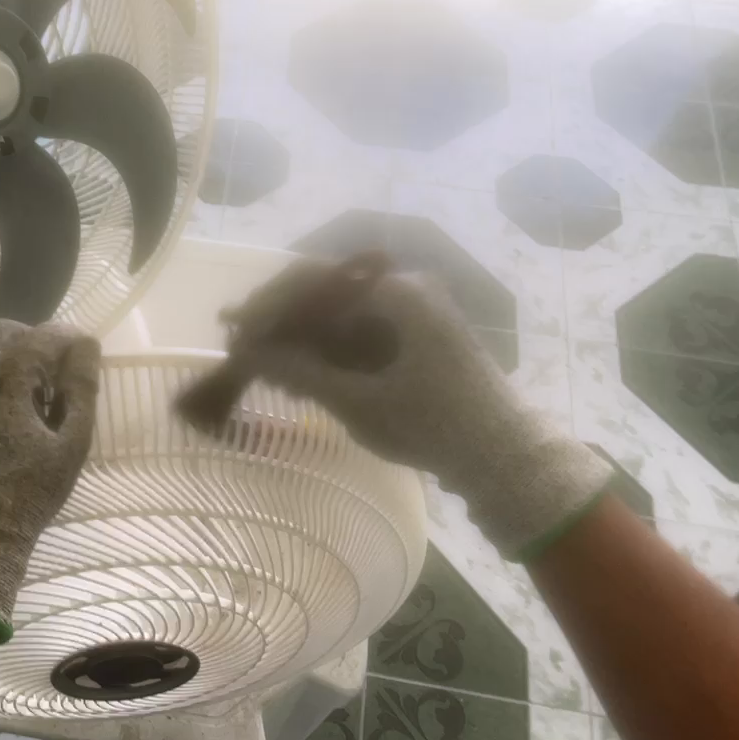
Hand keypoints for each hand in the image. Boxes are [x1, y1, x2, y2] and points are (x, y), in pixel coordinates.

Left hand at [0, 320, 100, 641]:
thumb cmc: (29, 492)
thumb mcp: (71, 445)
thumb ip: (81, 391)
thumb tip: (87, 348)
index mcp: (10, 377)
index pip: (45, 337)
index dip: (69, 339)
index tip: (83, 352)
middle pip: (7, 333)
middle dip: (34, 346)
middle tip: (50, 378)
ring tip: (12, 382)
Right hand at [230, 257, 609, 559]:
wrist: (503, 456)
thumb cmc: (433, 425)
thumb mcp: (360, 402)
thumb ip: (302, 372)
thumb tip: (249, 353)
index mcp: (396, 292)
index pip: (315, 282)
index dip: (268, 307)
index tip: (234, 333)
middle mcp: (405, 289)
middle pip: (326, 294)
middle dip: (282, 323)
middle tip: (244, 350)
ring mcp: (414, 312)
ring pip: (340, 315)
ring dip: (302, 339)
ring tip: (269, 370)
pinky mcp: (416, 337)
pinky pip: (360, 333)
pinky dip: (329, 352)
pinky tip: (303, 377)